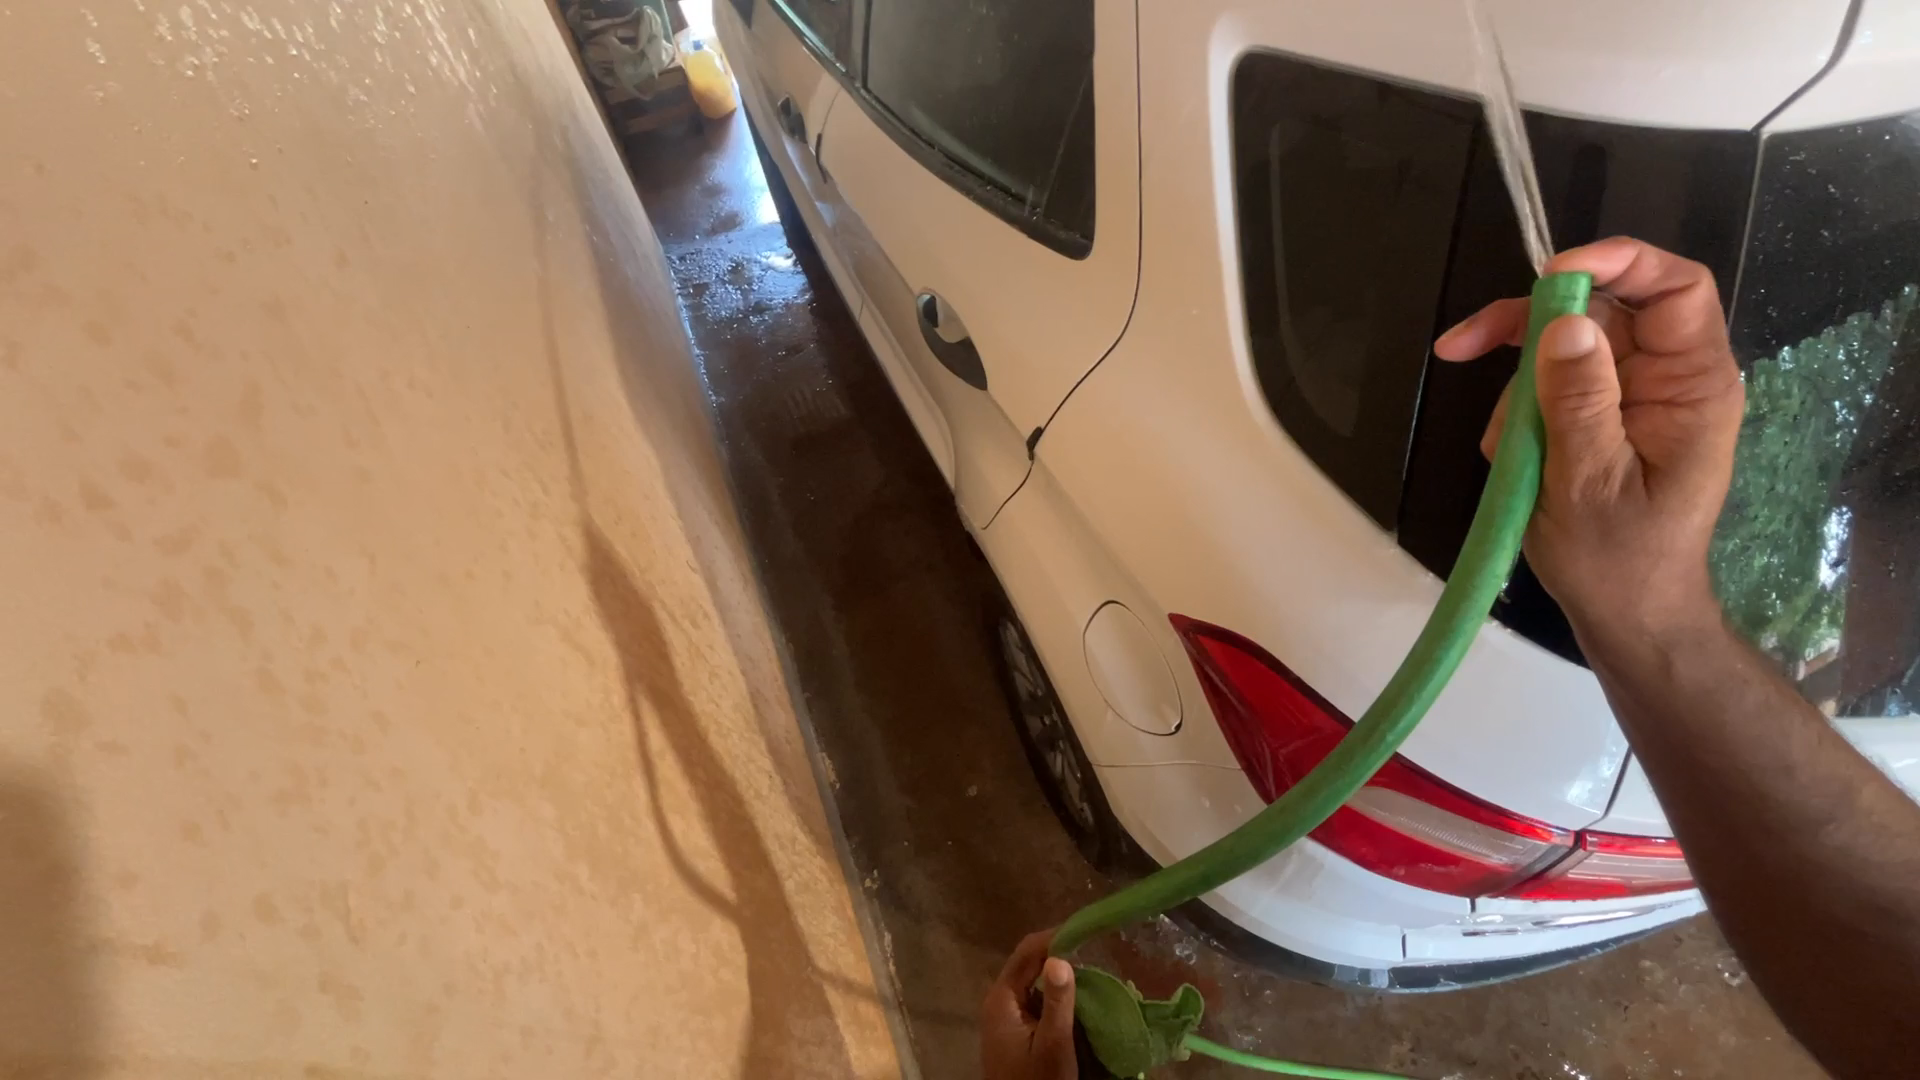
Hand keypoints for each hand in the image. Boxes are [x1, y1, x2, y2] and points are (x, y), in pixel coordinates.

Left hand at [980, 931, 1076, 1079]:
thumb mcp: (1052, 1045)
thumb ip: (1056, 1001)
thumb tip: (1060, 957)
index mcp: (1001, 998)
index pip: (1027, 951)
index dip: (1055, 937)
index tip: (1085, 931)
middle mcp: (1000, 1002)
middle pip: (1030, 965)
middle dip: (1060, 957)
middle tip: (1092, 954)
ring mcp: (1006, 1018)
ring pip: (1034, 985)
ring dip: (1060, 979)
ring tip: (1090, 975)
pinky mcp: (1016, 1034)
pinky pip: (1037, 1004)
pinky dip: (1056, 1000)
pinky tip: (1078, 1003)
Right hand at [1432, 237, 1744, 641]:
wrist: (1618, 605)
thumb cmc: (1617, 554)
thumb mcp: (1591, 480)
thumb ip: (1580, 403)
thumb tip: (1564, 325)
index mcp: (1689, 386)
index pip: (1673, 290)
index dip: (1617, 264)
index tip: (1548, 275)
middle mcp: (1658, 379)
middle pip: (1592, 315)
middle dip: (1523, 331)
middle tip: (1457, 349)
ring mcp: (1618, 398)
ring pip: (1550, 357)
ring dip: (1512, 399)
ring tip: (1511, 459)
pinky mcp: (1584, 419)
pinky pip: (1534, 394)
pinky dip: (1510, 424)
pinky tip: (1514, 464)